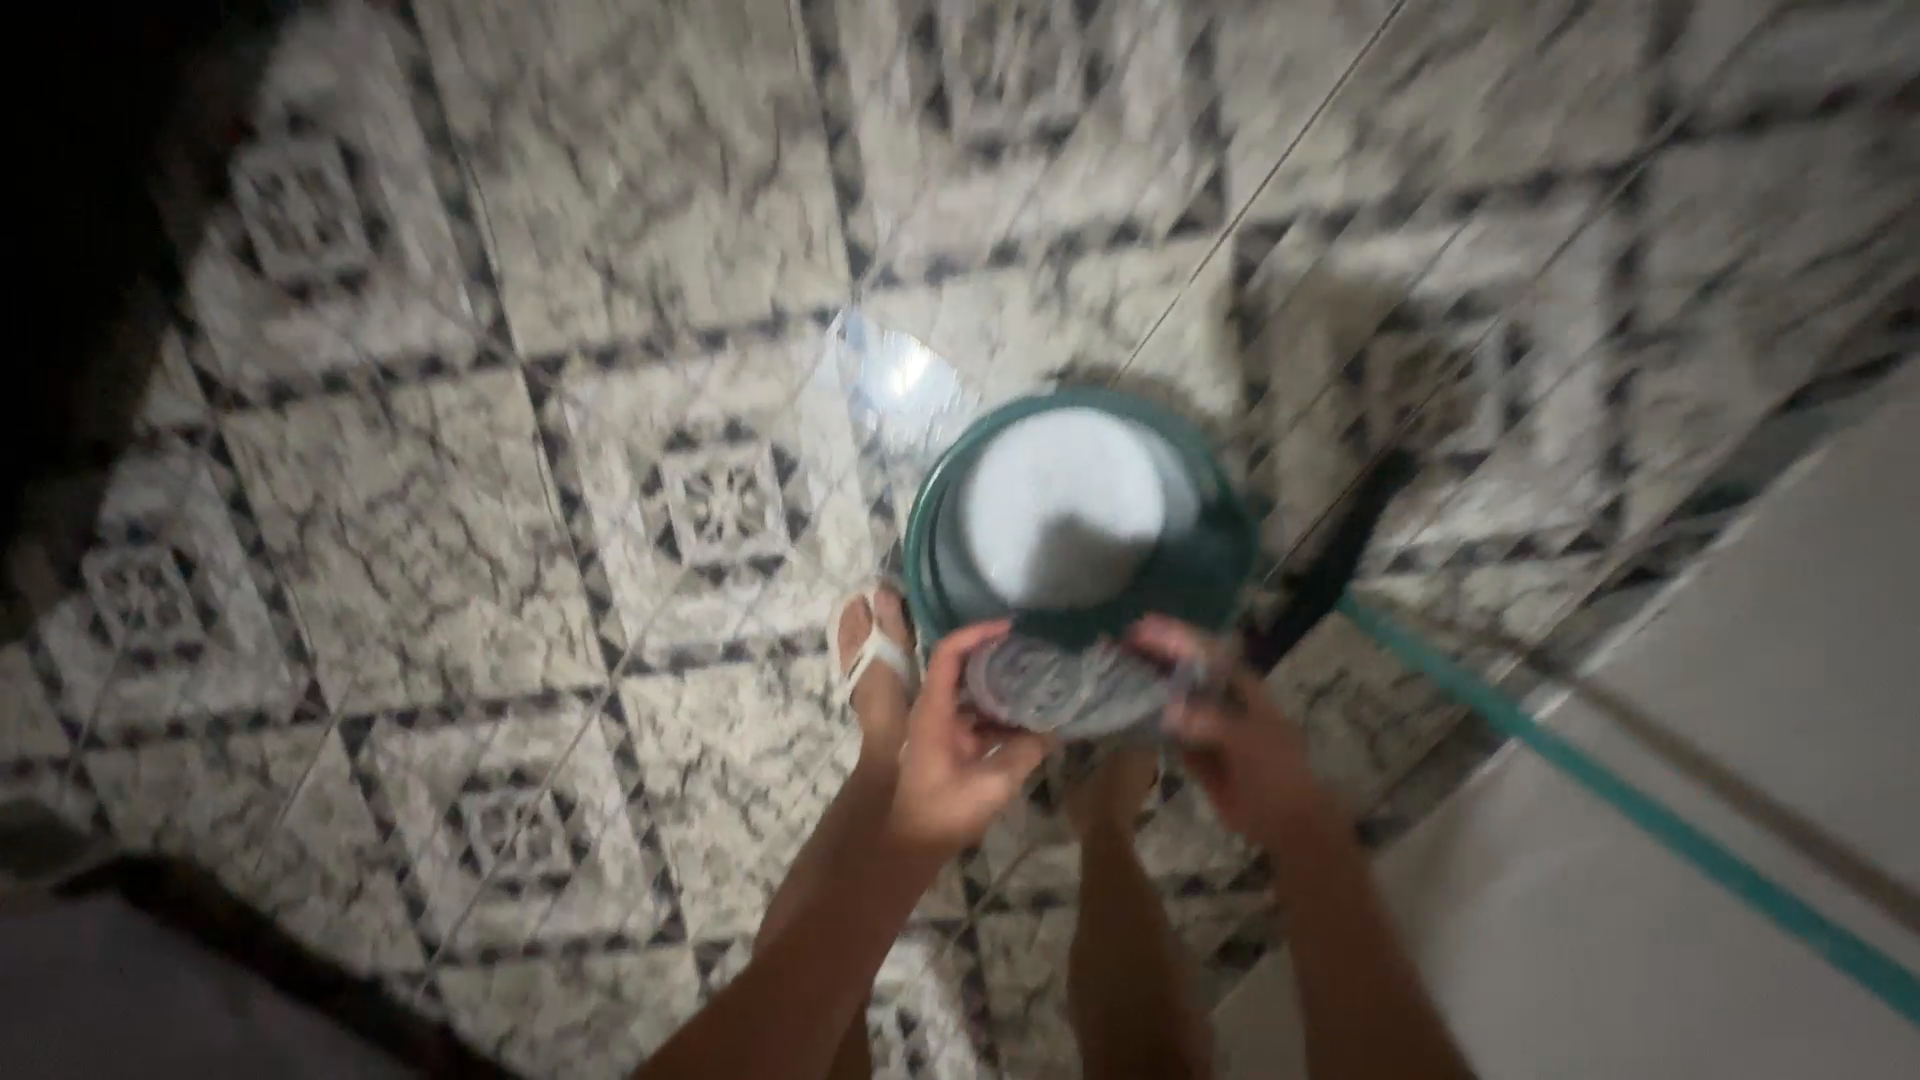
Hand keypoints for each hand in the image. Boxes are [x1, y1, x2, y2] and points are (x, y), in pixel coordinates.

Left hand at [888, 620, 1051, 855]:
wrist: (904, 846)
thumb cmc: (939, 813)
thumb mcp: (989, 786)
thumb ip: (1023, 754)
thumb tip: (1053, 732)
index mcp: (933, 711)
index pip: (949, 654)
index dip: (976, 633)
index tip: (1010, 628)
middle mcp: (933, 712)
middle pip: (963, 670)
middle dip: (996, 658)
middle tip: (1032, 652)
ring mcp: (940, 730)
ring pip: (972, 697)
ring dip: (1001, 690)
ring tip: (1039, 682)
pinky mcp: (949, 749)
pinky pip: (976, 722)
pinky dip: (1000, 718)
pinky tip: (1030, 723)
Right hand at [1129, 615, 1337, 844]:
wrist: (1285, 822)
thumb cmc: (1276, 773)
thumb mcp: (1248, 741)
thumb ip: (1210, 721)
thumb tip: (1168, 710)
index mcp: (1240, 687)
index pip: (1203, 651)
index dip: (1173, 636)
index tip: (1141, 627)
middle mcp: (1220, 698)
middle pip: (1182, 669)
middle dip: (1152, 654)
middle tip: (1118, 644)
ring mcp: (1205, 724)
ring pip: (1170, 696)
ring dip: (1145, 682)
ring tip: (1113, 668)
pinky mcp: (1192, 749)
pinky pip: (1164, 727)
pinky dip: (1145, 717)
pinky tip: (1122, 708)